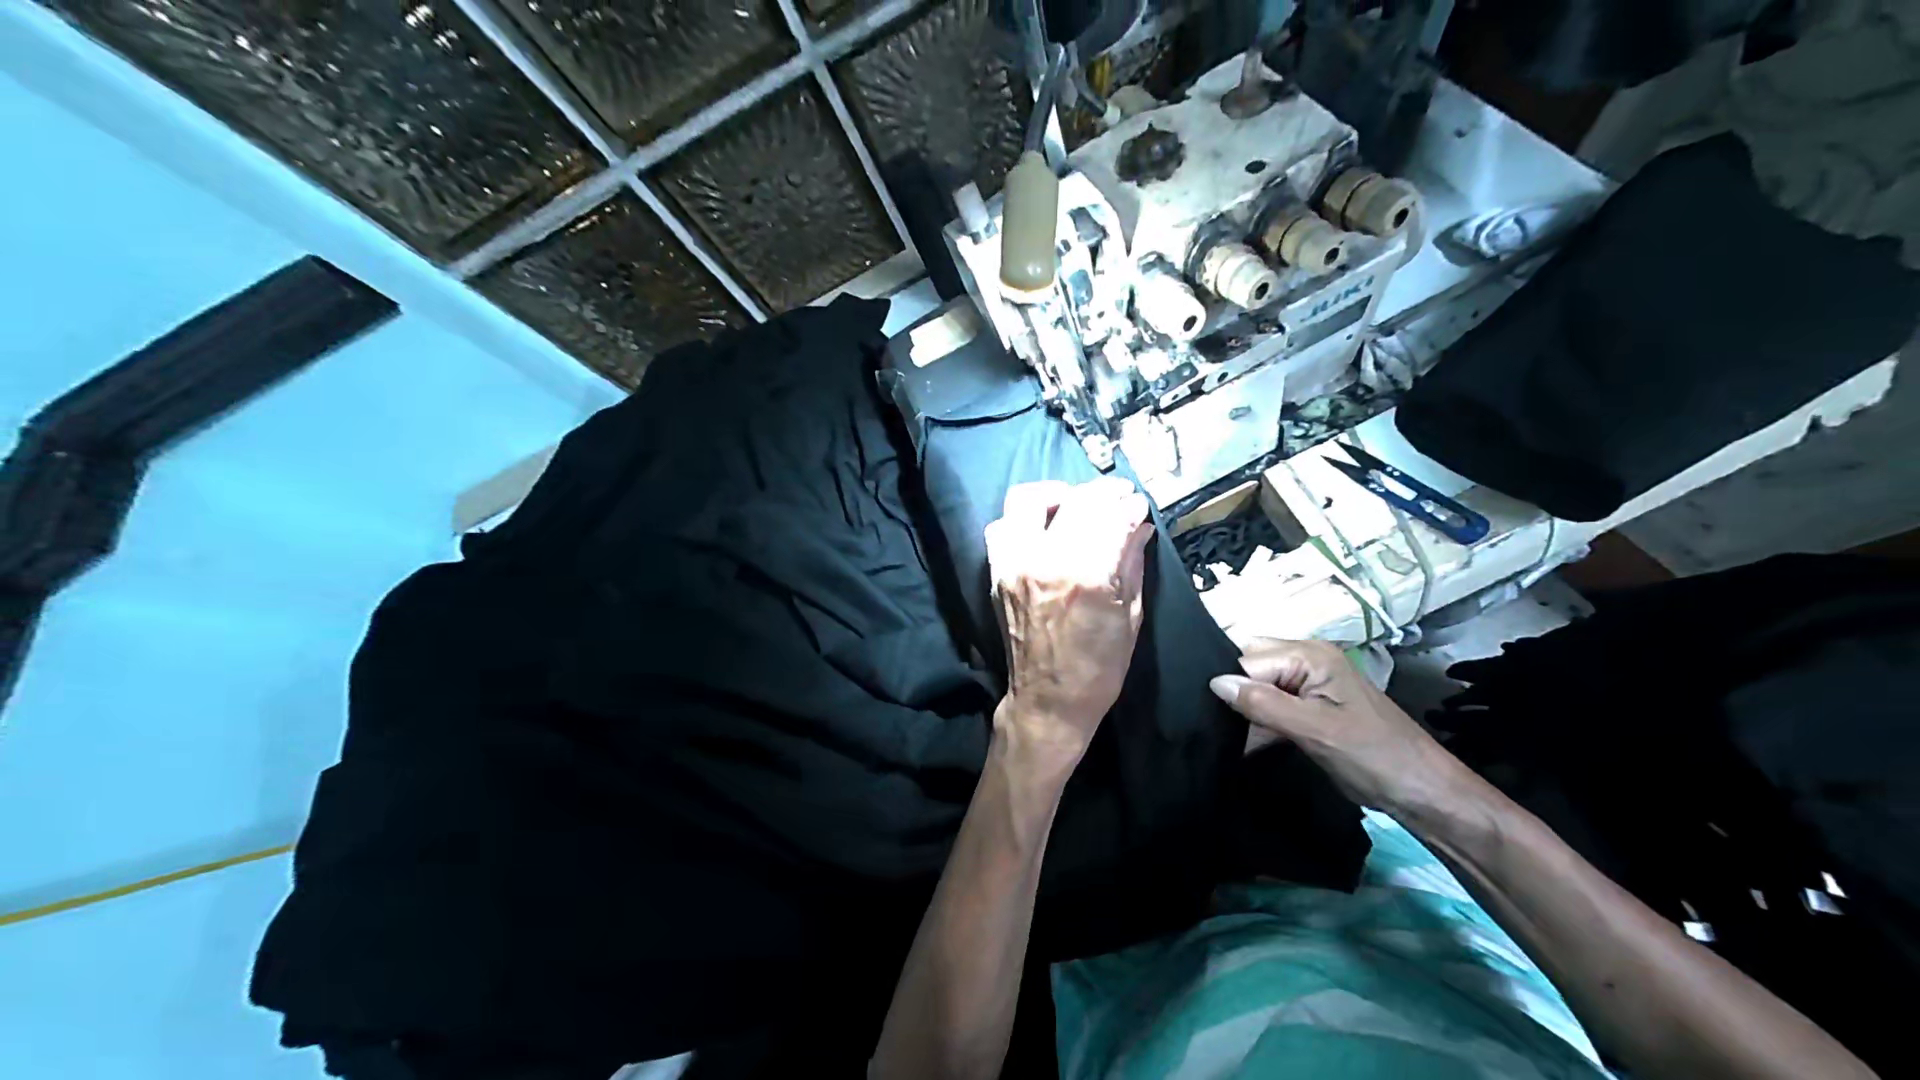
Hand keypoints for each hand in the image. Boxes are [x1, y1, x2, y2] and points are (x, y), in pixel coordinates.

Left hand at [985, 477, 1153, 776]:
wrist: (1047, 700)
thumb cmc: (1099, 668)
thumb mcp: (1131, 617)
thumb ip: (1133, 562)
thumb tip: (1139, 523)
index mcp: (1087, 577)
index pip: (1112, 515)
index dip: (1131, 504)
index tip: (1139, 506)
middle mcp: (1045, 561)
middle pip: (1076, 500)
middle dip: (1103, 493)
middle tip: (1117, 499)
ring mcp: (1014, 563)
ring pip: (1029, 499)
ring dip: (1058, 495)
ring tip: (1076, 506)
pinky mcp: (996, 571)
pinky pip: (1002, 525)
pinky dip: (1024, 518)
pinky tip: (1045, 528)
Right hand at [1209, 639, 1468, 814]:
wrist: (1422, 792)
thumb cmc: (1374, 757)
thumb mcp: (1315, 731)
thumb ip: (1263, 704)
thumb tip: (1215, 682)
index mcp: (1311, 655)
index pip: (1248, 659)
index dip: (1232, 687)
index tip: (1217, 717)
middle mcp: (1307, 659)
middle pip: (1250, 666)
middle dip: (1233, 694)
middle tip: (1222, 726)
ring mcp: (1310, 681)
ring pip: (1257, 686)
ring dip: (1245, 712)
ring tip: (1231, 737)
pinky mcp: (1310, 705)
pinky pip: (1271, 703)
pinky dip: (1259, 722)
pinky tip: (1248, 743)